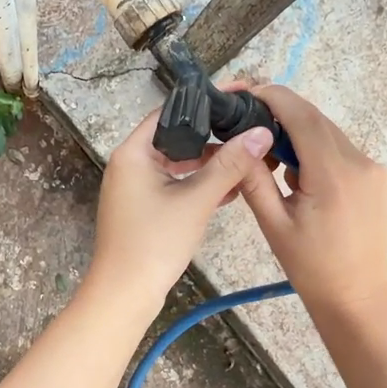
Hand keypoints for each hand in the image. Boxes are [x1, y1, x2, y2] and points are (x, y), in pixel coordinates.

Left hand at [84, 106, 274, 309]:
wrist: (125, 293)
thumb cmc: (154, 242)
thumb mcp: (196, 200)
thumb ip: (229, 166)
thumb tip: (261, 133)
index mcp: (133, 152)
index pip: (171, 112)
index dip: (206, 102)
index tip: (240, 94)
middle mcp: (129, 164)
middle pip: (177, 136)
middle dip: (214, 134)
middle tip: (250, 123)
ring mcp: (135, 187)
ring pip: (178, 163)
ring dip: (210, 163)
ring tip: (249, 156)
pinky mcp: (143, 208)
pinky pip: (175, 185)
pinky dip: (199, 184)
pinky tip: (231, 188)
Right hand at [237, 85, 386, 313]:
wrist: (358, 297)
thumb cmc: (311, 267)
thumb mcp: (273, 223)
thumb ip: (255, 178)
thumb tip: (240, 141)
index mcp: (332, 173)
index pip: (301, 115)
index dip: (272, 97)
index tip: (243, 93)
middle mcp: (358, 162)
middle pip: (314, 119)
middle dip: (279, 114)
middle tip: (244, 123)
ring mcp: (372, 168)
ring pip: (327, 133)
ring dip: (296, 134)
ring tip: (268, 160)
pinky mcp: (376, 178)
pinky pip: (339, 150)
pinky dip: (313, 151)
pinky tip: (295, 175)